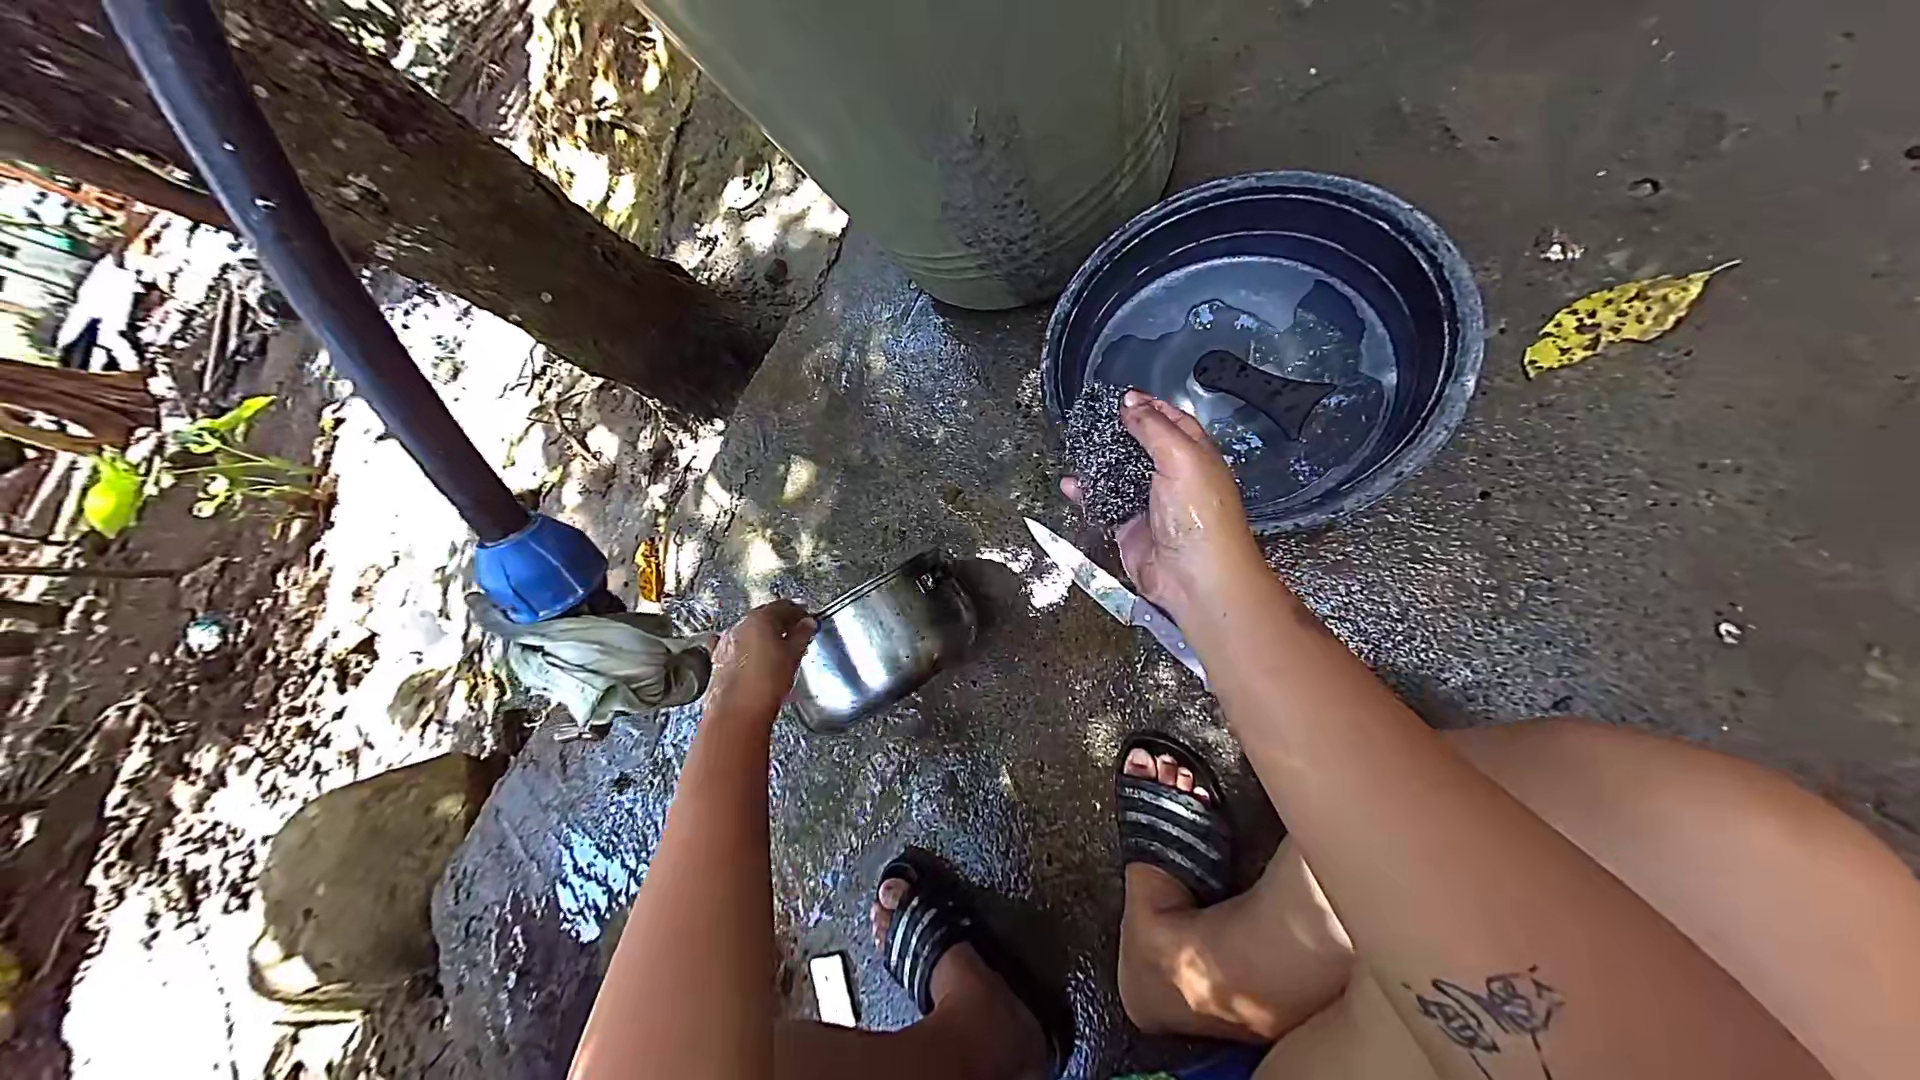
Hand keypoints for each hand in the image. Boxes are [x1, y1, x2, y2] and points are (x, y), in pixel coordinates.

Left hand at [704, 600, 816, 722]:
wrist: (737, 712)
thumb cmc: (765, 683)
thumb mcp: (793, 656)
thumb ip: (802, 635)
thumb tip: (808, 624)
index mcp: (761, 618)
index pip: (784, 607)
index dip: (799, 612)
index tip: (807, 618)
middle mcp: (740, 625)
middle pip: (765, 616)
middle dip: (782, 621)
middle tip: (796, 630)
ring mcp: (727, 641)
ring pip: (750, 631)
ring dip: (765, 635)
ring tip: (780, 647)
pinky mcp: (719, 659)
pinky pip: (738, 646)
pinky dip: (749, 648)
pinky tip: (756, 658)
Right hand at [1063, 390, 1263, 619]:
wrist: (1193, 577)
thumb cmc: (1202, 521)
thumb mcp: (1180, 458)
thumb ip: (1153, 428)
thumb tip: (1132, 403)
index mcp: (1196, 456)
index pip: (1173, 421)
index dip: (1151, 406)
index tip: (1125, 396)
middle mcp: (1174, 479)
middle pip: (1143, 447)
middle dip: (1120, 433)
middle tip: (1097, 421)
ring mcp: (1150, 504)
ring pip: (1119, 475)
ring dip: (1098, 464)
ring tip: (1080, 449)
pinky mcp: (1130, 527)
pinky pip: (1103, 505)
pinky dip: (1086, 495)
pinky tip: (1073, 486)